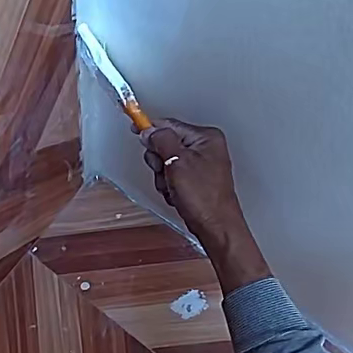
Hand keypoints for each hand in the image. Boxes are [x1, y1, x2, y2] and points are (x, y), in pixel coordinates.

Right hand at [143, 119, 272, 291]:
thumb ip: (162, 141)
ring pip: (167, 164)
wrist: (215, 226)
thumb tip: (150, 130)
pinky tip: (178, 195)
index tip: (136, 128)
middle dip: (160, 162)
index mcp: (206, 138)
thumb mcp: (178, 162)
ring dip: (164, 178)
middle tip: (167, 172)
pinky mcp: (196, 180)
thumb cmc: (205, 198)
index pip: (171, 125)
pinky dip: (170, 187)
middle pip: (167, 145)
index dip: (151, 129)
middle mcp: (206, 149)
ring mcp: (201, 165)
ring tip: (175, 188)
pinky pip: (172, 177)